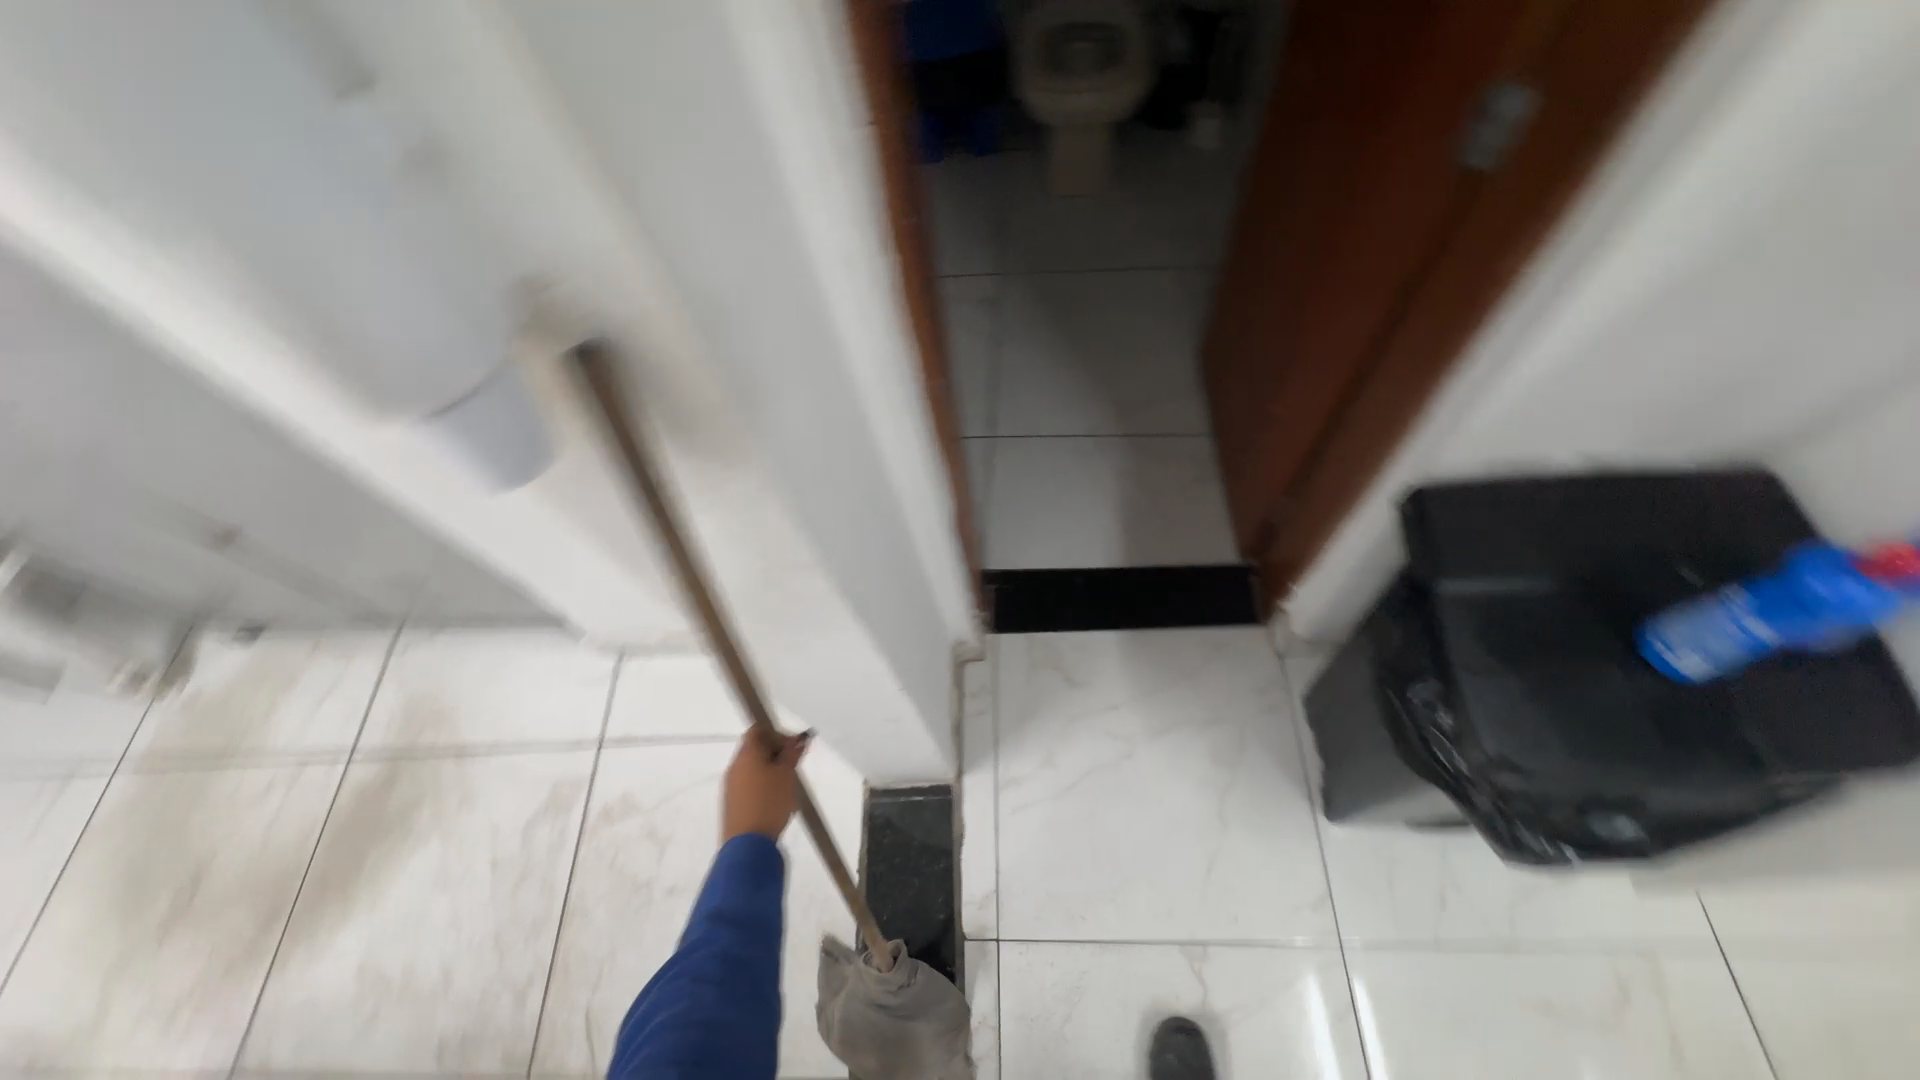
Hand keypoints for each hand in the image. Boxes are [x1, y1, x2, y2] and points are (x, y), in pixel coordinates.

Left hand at [722, 728, 811, 841]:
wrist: (747, 844)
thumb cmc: (770, 802)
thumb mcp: (787, 775)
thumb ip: (792, 754)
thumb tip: (797, 739)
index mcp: (746, 754)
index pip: (757, 730)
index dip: (777, 733)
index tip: (793, 748)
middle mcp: (734, 766)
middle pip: (754, 748)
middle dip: (776, 753)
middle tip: (793, 766)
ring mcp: (730, 786)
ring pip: (752, 768)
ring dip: (770, 770)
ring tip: (787, 785)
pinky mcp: (731, 803)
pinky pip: (748, 784)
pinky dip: (762, 785)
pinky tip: (774, 800)